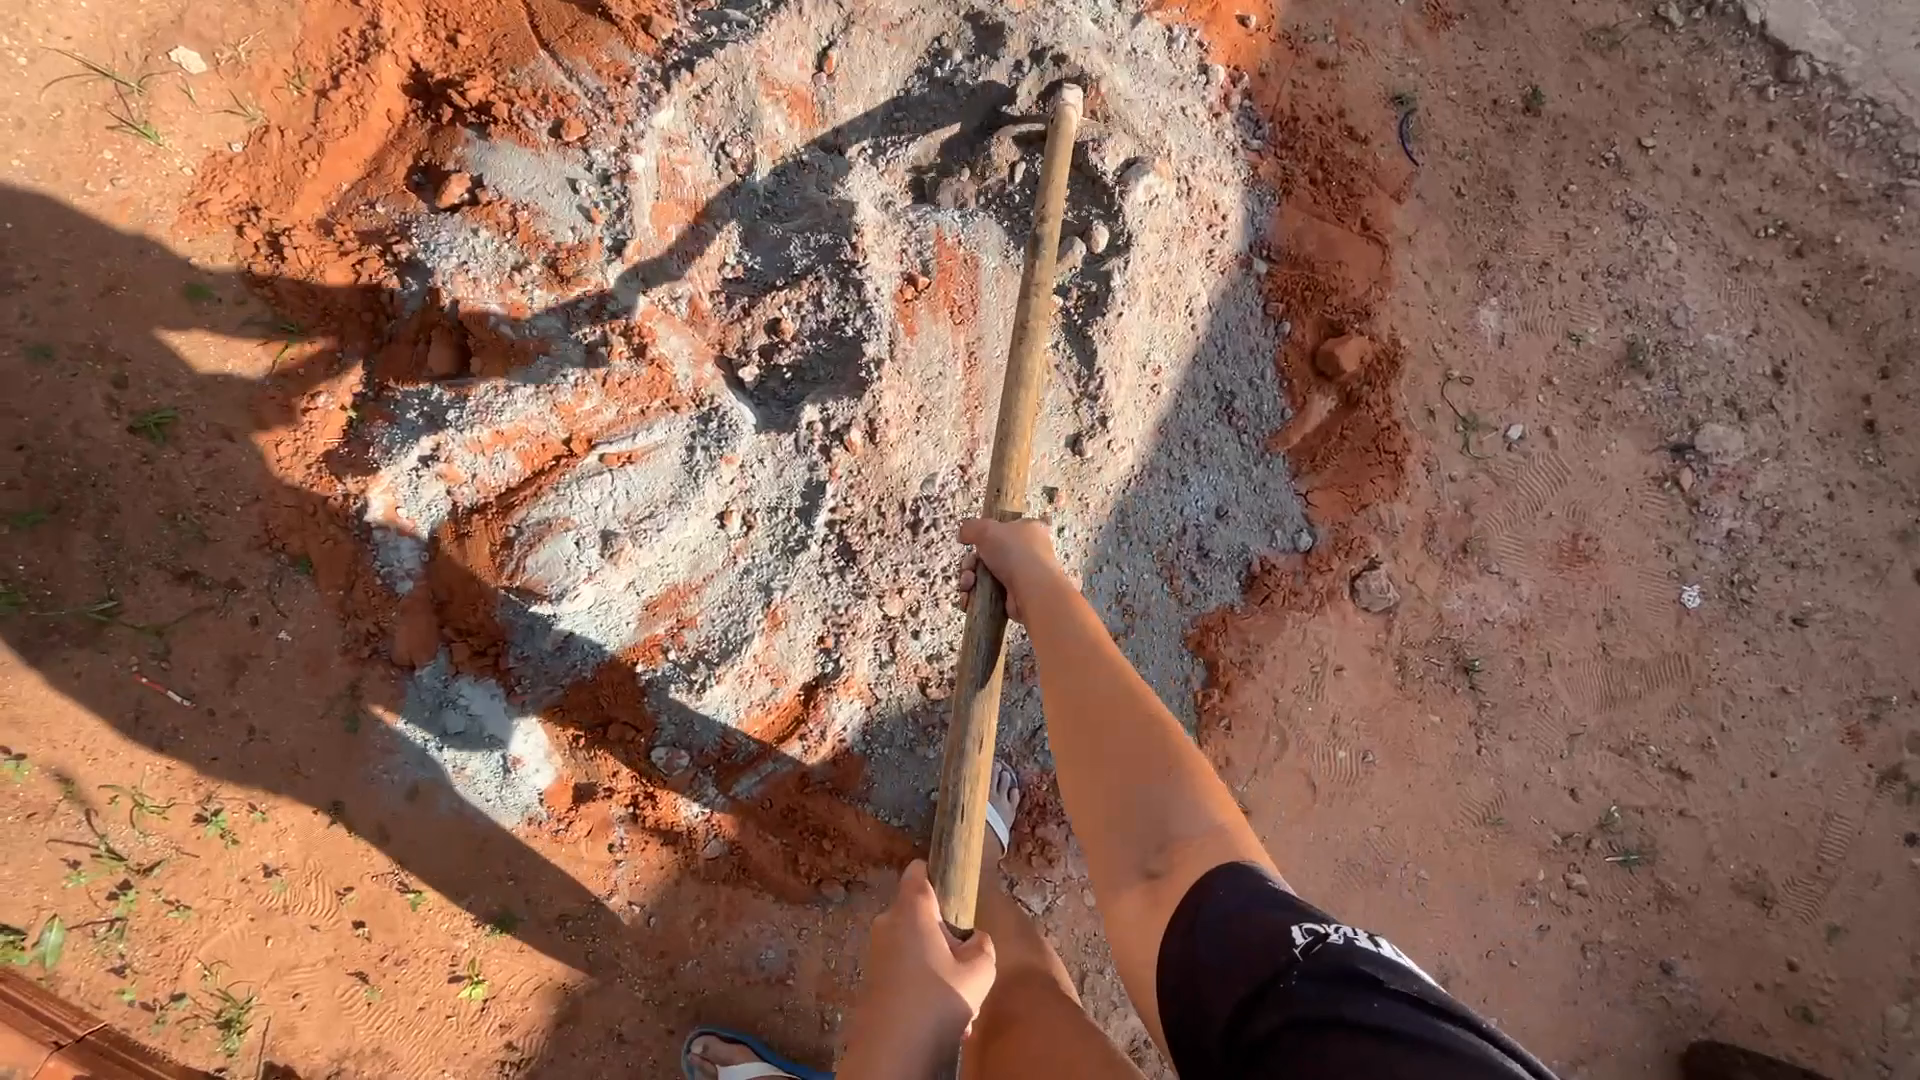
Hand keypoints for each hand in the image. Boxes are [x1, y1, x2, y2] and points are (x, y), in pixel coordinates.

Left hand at [841, 861, 996, 1072]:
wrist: (890, 1055)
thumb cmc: (936, 1000)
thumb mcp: (979, 971)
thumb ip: (983, 946)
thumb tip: (976, 940)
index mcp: (912, 908)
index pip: (919, 869)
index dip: (938, 872)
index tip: (958, 890)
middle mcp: (889, 921)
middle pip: (921, 912)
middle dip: (945, 934)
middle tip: (966, 960)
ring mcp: (876, 951)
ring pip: (914, 945)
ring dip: (936, 965)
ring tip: (959, 999)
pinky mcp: (872, 979)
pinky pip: (904, 969)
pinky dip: (922, 983)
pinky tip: (941, 1016)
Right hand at [955, 517, 1065, 623]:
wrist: (1032, 590)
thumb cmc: (1017, 553)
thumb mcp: (987, 528)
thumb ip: (970, 527)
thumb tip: (963, 533)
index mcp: (1028, 530)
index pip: (1003, 529)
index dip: (985, 536)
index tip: (973, 541)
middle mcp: (1027, 554)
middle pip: (987, 556)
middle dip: (971, 563)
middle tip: (969, 568)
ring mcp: (1021, 578)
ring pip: (984, 577)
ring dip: (970, 580)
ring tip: (969, 584)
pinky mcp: (1013, 598)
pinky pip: (987, 596)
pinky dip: (975, 597)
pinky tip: (970, 598)